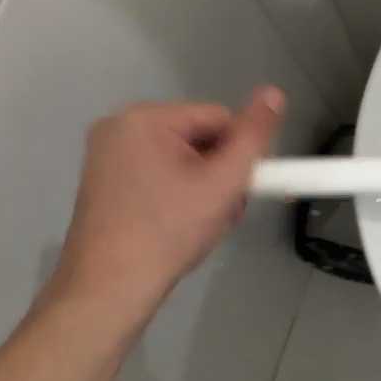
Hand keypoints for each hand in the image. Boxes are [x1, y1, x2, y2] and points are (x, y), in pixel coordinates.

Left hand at [49, 90, 284, 315]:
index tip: (239, 190)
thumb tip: (273, 93)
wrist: (109, 287)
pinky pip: (161, 178)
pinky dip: (179, 199)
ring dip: (204, 190)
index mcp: (144, 119)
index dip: (240, 154)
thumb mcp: (223, 183)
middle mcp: (119, 129)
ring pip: (184, 162)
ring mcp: (107, 157)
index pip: (220, 119)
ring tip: (201, 224)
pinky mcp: (106, 184)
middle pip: (201, 140)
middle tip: (220, 212)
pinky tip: (180, 227)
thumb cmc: (168, 231)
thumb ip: (253, 137)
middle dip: (220, 175)